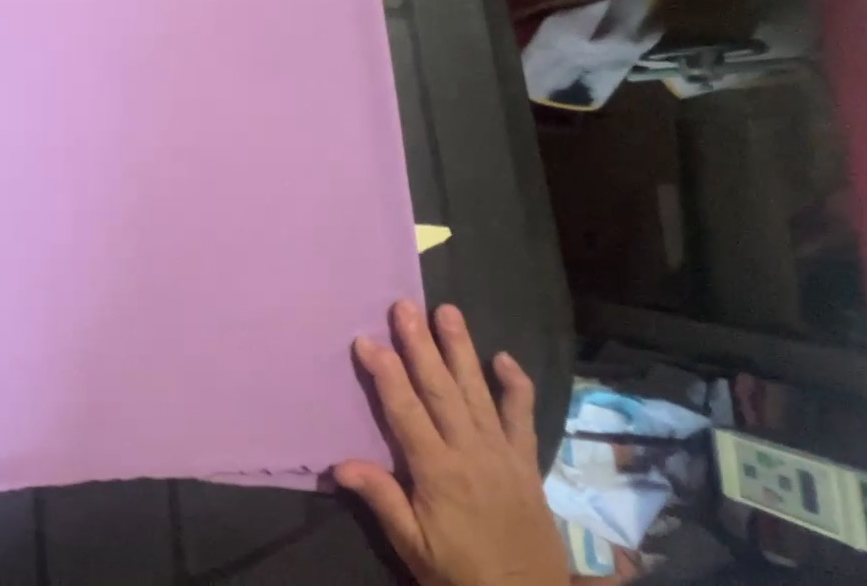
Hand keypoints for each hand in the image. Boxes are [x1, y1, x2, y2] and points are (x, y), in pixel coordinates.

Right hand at [336, 301, 566, 585]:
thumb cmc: (460, 573)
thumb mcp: (413, 545)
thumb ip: (382, 500)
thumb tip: (340, 465)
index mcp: (438, 471)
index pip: (405, 411)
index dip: (386, 373)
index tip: (366, 340)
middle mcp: (471, 453)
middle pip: (442, 390)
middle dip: (421, 345)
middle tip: (404, 306)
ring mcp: (503, 454)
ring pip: (478, 392)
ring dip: (461, 349)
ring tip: (448, 312)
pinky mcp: (526, 463)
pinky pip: (522, 418)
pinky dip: (515, 387)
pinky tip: (504, 358)